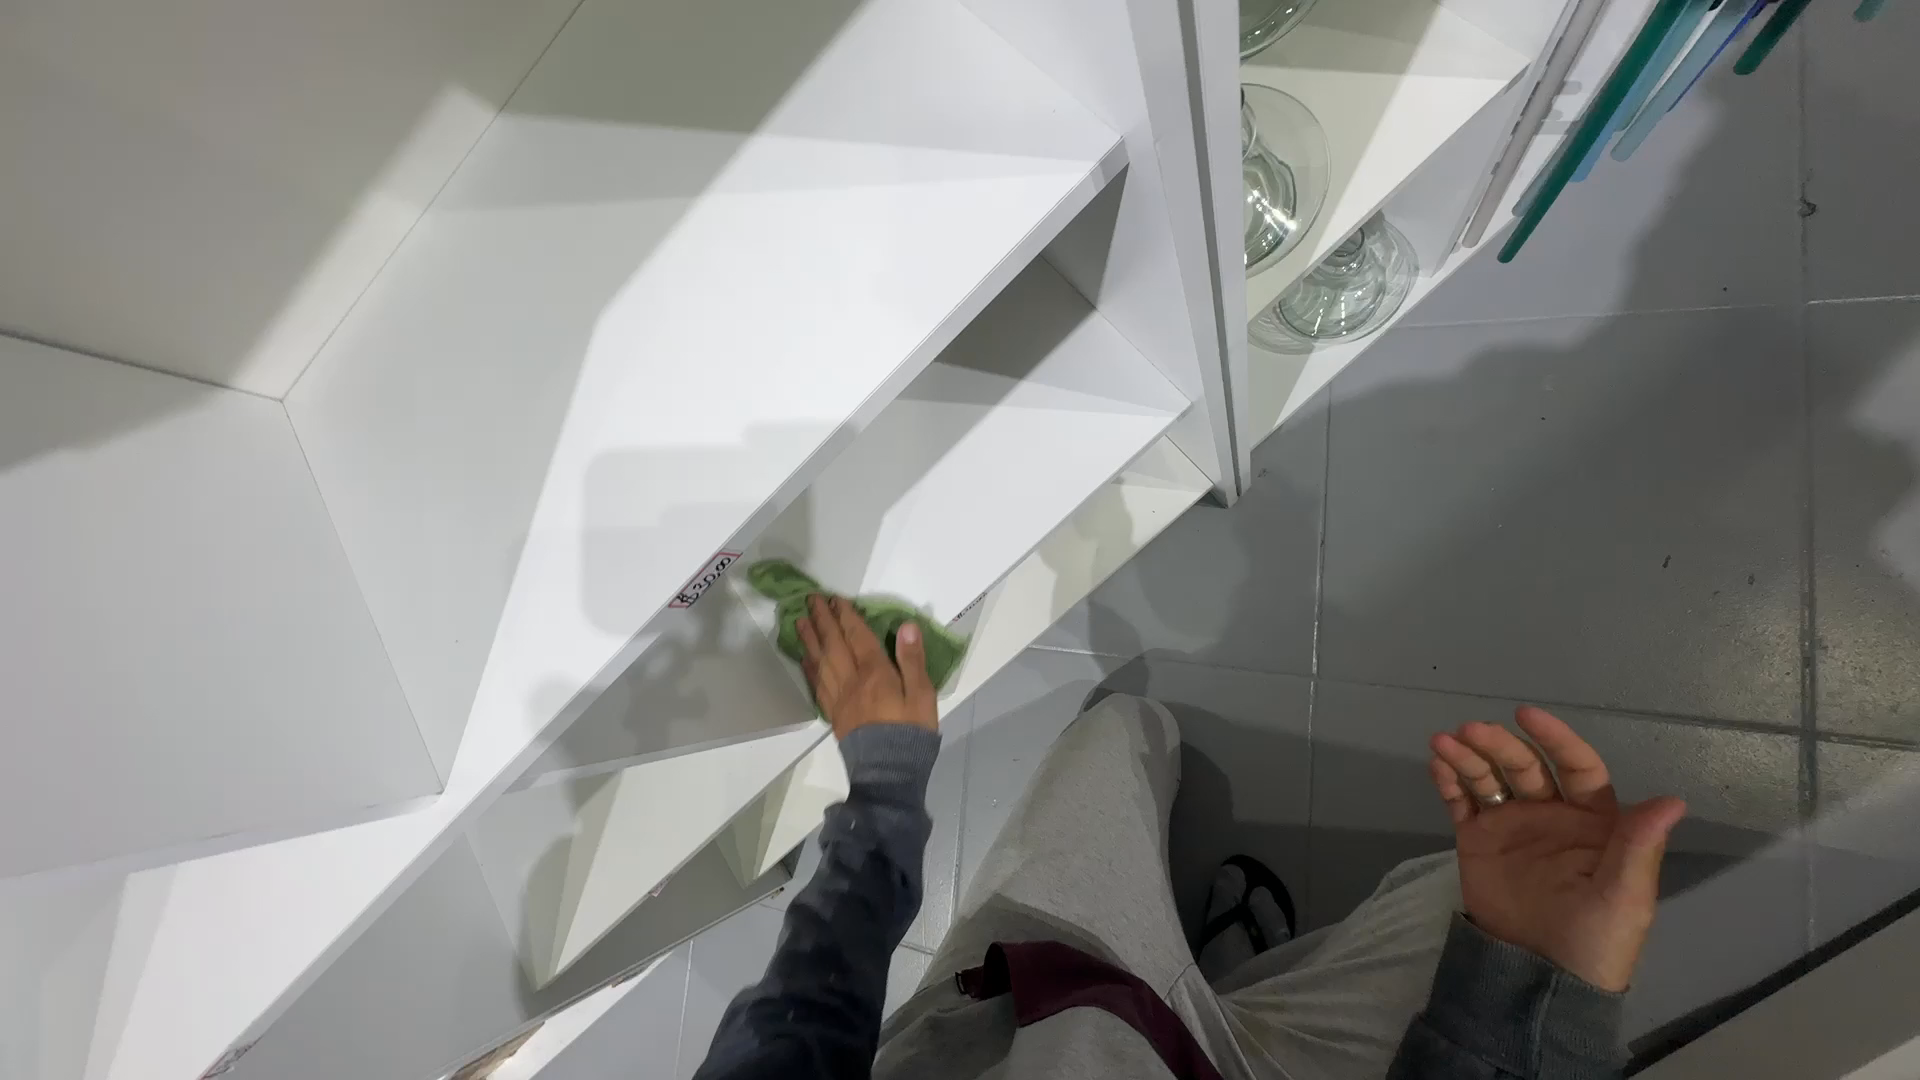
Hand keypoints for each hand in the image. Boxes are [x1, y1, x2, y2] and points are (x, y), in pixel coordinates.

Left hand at [796, 594, 937, 739]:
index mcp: (875, 673)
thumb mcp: (922, 694)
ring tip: (800, 621)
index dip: (846, 616)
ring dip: (810, 639)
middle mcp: (852, 681)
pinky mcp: (834, 714)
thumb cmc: (911, 731)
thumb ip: (913, 659)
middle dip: (823, 620)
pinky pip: (817, 684)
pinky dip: (809, 667)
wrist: (889, 772)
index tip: (835, 599)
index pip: (858, 637)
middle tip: (811, 600)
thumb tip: (906, 625)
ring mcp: (839, 698)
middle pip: (833, 644)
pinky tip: (805, 658)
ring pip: (820, 662)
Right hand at [1428, 706, 1686, 992]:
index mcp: (1592, 822)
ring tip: (1442, 743)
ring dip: (1466, 756)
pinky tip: (1436, 765)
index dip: (1555, 739)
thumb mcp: (1624, 897)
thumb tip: (1672, 800)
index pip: (1576, 768)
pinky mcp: (1475, 837)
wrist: (1537, 970)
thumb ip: (1638, 847)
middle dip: (1497, 744)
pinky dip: (1448, 780)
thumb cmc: (1593, 936)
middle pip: (1523, 766)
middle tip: (1469, 731)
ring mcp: (1509, 823)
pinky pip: (1460, 801)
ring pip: (1487, 777)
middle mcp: (1549, 814)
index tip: (1526, 715)